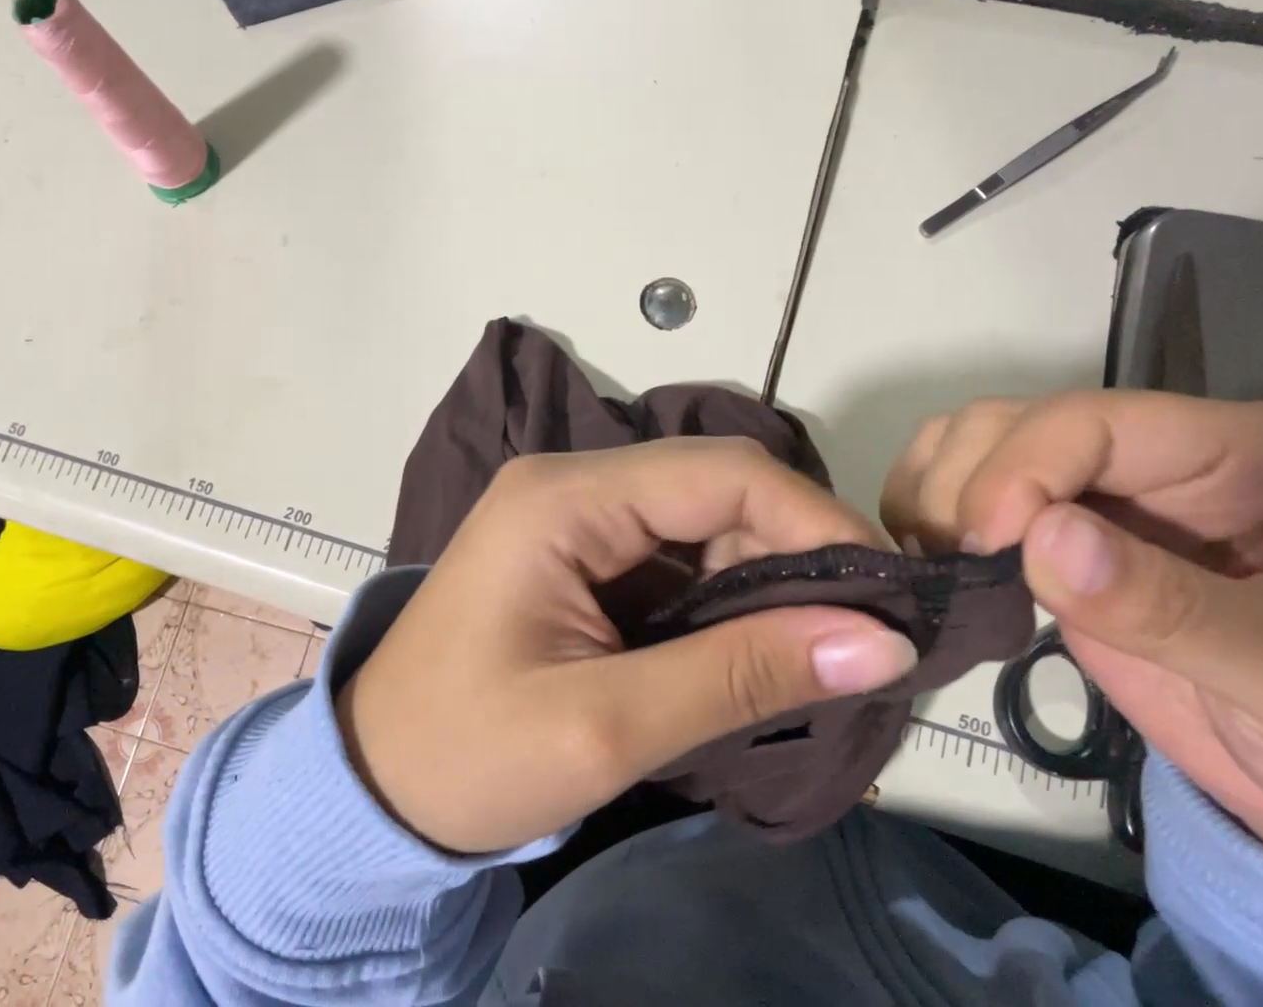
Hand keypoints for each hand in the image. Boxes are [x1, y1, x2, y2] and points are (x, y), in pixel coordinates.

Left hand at [339, 438, 920, 854]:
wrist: (373, 788)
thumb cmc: (466, 757)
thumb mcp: (607, 724)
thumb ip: (740, 674)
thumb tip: (881, 641)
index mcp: (563, 500)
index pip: (722, 474)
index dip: (817, 523)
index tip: (888, 599)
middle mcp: (572, 489)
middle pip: (718, 494)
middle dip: (797, 560)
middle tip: (862, 643)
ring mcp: (575, 525)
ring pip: (706, 530)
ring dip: (767, 588)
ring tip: (818, 660)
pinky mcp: (580, 566)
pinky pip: (678, 565)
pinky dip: (727, 606)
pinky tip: (758, 656)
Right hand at [882, 391, 1262, 910]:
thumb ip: (1180, 609)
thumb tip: (1036, 538)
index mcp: (1243, 457)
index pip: (1088, 420)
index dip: (1016, 470)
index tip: (976, 550)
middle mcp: (1158, 466)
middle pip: (1008, 423)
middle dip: (956, 483)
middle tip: (944, 570)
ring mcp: (1104, 518)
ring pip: (974, 457)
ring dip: (929, 501)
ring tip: (932, 576)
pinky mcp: (1066, 569)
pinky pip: (975, 524)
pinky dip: (932, 540)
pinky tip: (941, 586)